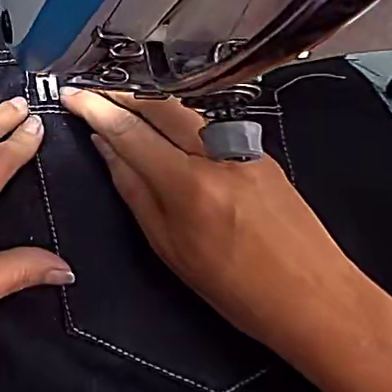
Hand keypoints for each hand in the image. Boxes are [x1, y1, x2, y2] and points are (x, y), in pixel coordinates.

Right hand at [61, 87, 369, 363]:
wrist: (318, 297)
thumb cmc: (241, 290)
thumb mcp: (172, 249)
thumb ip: (135, 192)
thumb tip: (108, 148)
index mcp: (189, 184)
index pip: (130, 130)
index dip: (96, 108)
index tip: (73, 95)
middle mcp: (216, 153)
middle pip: (158, 105)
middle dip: (121, 94)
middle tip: (93, 94)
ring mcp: (241, 146)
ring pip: (183, 111)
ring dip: (149, 104)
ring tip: (122, 109)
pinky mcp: (258, 150)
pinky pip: (207, 125)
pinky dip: (179, 122)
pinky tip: (168, 133)